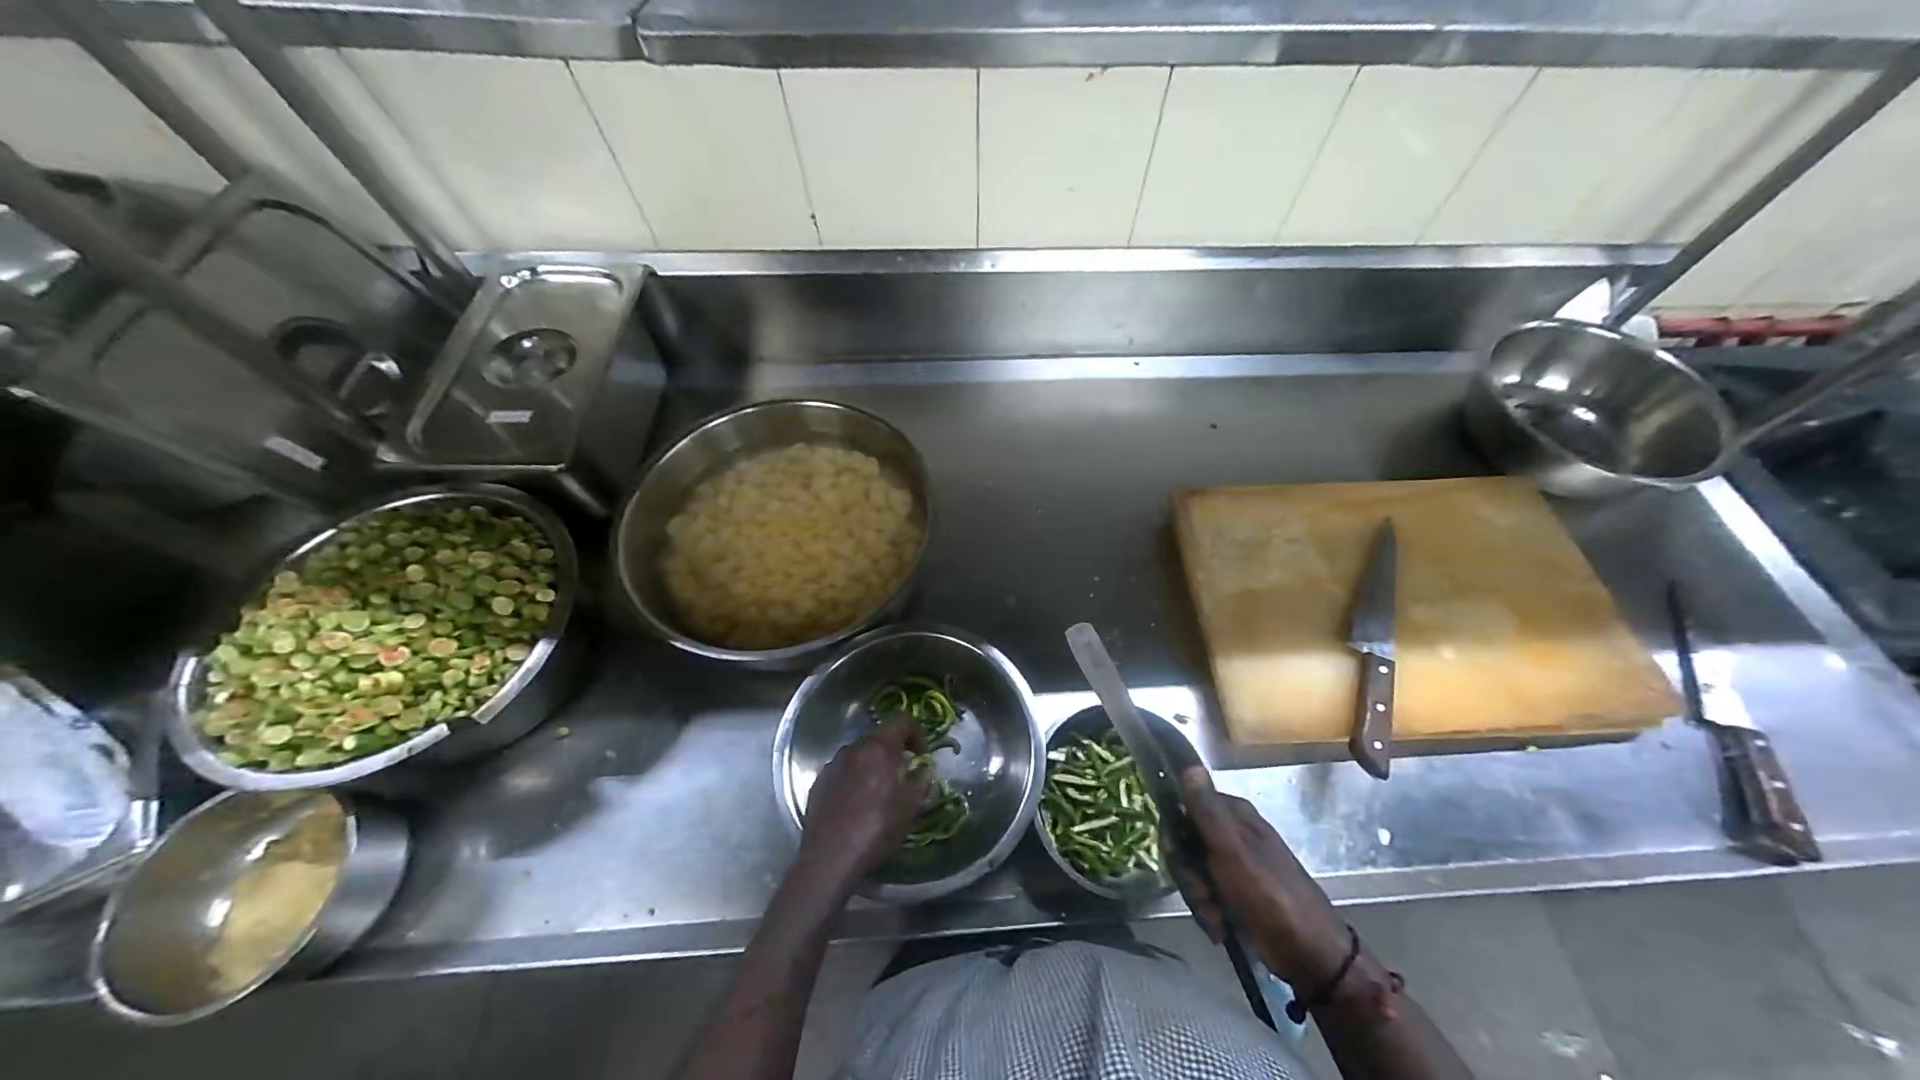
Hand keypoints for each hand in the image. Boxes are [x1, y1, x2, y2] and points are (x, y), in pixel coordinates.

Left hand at [798, 722, 931, 885]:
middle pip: (878, 739)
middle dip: (894, 753)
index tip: (922, 754)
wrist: (830, 857)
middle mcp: (852, 749)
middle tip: (904, 777)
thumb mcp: (910, 806)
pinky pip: (843, 772)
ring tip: (880, 794)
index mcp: (878, 748)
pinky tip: (857, 805)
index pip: (901, 721)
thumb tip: (922, 769)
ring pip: (859, 756)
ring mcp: (832, 765)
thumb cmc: (877, 828)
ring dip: (873, 767)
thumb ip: (921, 781)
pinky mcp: (818, 783)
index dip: (916, 733)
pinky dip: (854, 780)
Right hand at [1172, 767, 1351, 988]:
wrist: (1309, 954)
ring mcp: (1235, 863)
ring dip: (1199, 899)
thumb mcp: (1232, 851)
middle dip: (1190, 877)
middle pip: (1186, 845)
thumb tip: (1190, 766)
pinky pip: (1206, 893)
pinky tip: (1221, 927)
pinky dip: (1209, 911)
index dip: (1174, 836)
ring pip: (1193, 872)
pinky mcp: (1237, 890)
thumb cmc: (1271, 896)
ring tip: (1217, 920)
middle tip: (1204, 897)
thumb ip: (1208, 811)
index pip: (1183, 809)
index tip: (1179, 859)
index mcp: (1234, 814)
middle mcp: (1233, 833)